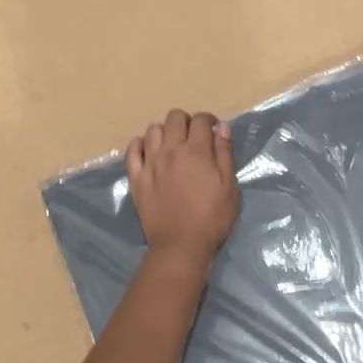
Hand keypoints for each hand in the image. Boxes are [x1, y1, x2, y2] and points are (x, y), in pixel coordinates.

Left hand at [126, 109, 240, 265]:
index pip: (200, 120)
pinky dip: (140, 145)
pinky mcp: (136, 177)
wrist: (181, 244)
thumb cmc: (212, 218)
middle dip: (186, 122)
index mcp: (196, 151)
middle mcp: (171, 150)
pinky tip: (148, 151)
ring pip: (152, 130)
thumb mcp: (230, 187)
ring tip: (172, 146)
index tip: (213, 131)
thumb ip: (225, 155)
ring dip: (165, 132)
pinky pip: (132, 150)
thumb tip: (220, 128)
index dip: (208, 120)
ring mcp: (150, 163)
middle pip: (174, 118)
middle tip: (193, 137)